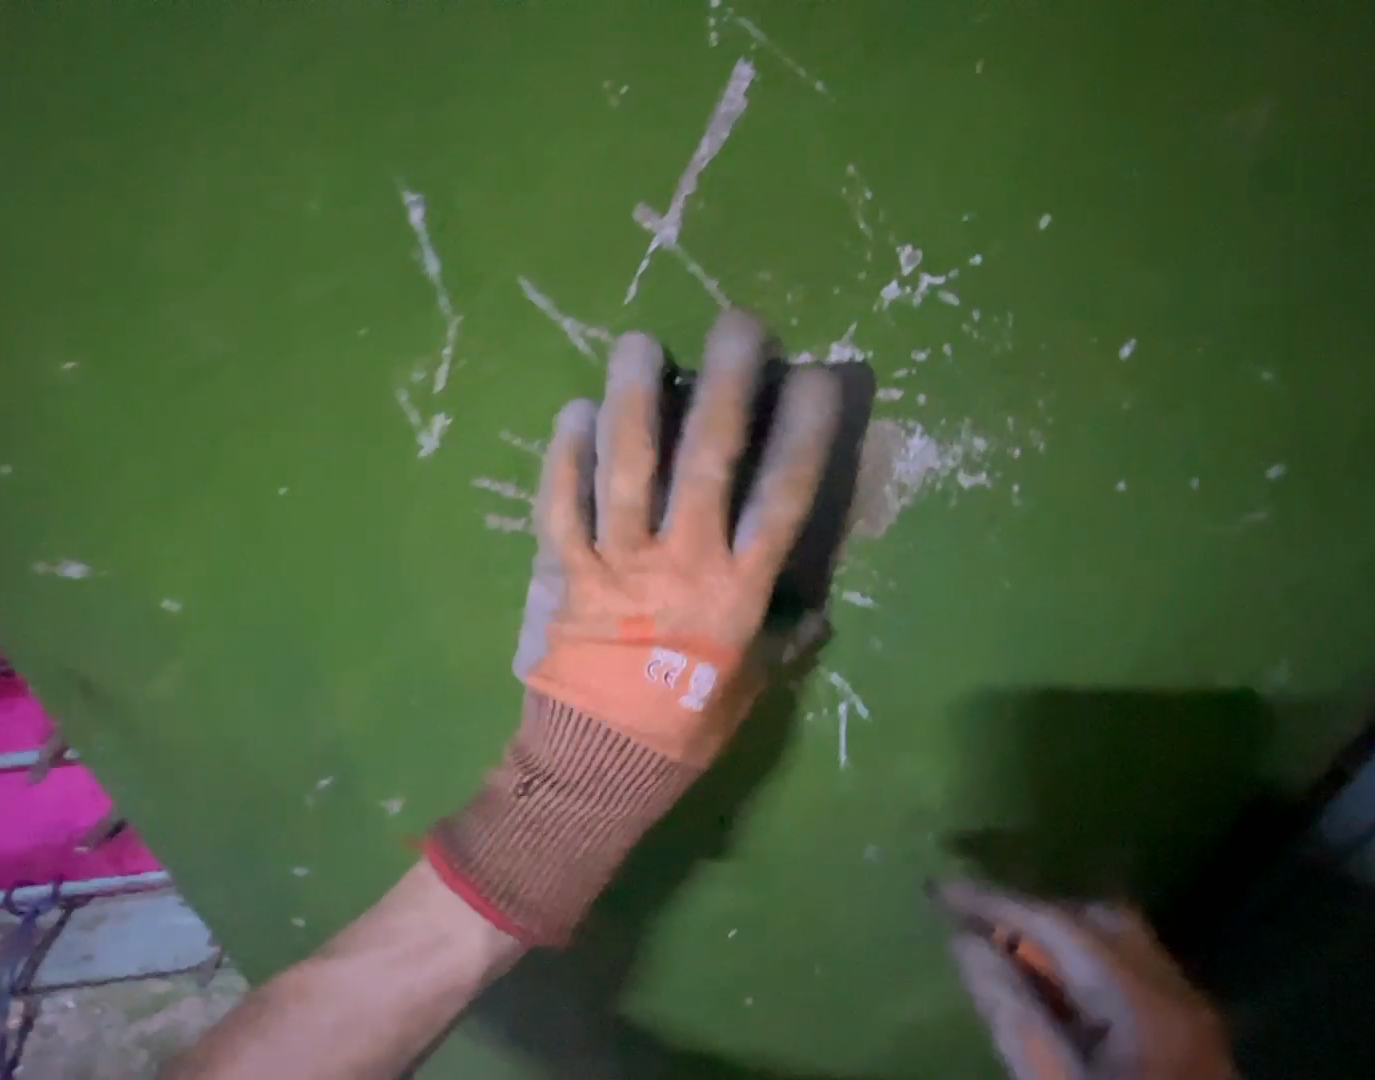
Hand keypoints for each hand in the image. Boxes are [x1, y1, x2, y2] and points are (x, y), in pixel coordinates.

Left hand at [522, 310, 840, 763]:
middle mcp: (681, 562)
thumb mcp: (751, 686)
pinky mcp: (563, 571)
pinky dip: (564, 457)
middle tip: (737, 325)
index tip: (814, 376)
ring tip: (640, 344)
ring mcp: (615, 563)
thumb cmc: (684, 724)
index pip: (783, 496)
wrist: (599, 762)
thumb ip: (783, 638)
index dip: (804, 431)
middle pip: (707, 460)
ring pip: (624, 468)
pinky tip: (574, 412)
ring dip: (633, 399)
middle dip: (726, 385)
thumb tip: (815, 608)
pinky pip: (559, 504)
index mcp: (738, 589)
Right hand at [935, 881, 1234, 1079]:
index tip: (938, 891)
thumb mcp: (1049, 1078)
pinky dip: (1084, 965)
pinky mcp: (1191, 1043)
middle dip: (1032, 914)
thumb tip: (963, 939)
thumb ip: (1007, 1006)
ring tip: (1010, 958)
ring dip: (1059, 939)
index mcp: (1139, 1002)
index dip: (993, 902)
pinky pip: (1130, 974)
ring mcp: (1190, 1017)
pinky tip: (1053, 993)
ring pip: (1117, 944)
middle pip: (1096, 920)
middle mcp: (1173, 994)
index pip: (1055, 925)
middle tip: (979, 928)